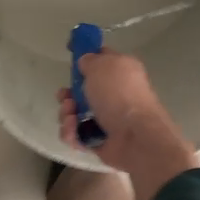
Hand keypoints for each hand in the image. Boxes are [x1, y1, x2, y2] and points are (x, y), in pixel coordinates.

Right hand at [57, 50, 199, 199]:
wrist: (134, 136)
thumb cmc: (119, 94)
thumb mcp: (102, 65)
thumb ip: (90, 60)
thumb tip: (85, 64)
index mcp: (121, 72)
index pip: (101, 60)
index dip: (85, 58)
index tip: (70, 57)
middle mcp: (114, 95)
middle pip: (81, 92)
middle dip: (68, 94)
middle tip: (66, 98)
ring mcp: (106, 120)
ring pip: (75, 115)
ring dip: (66, 115)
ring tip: (71, 118)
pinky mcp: (97, 141)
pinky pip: (76, 136)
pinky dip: (71, 133)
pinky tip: (73, 131)